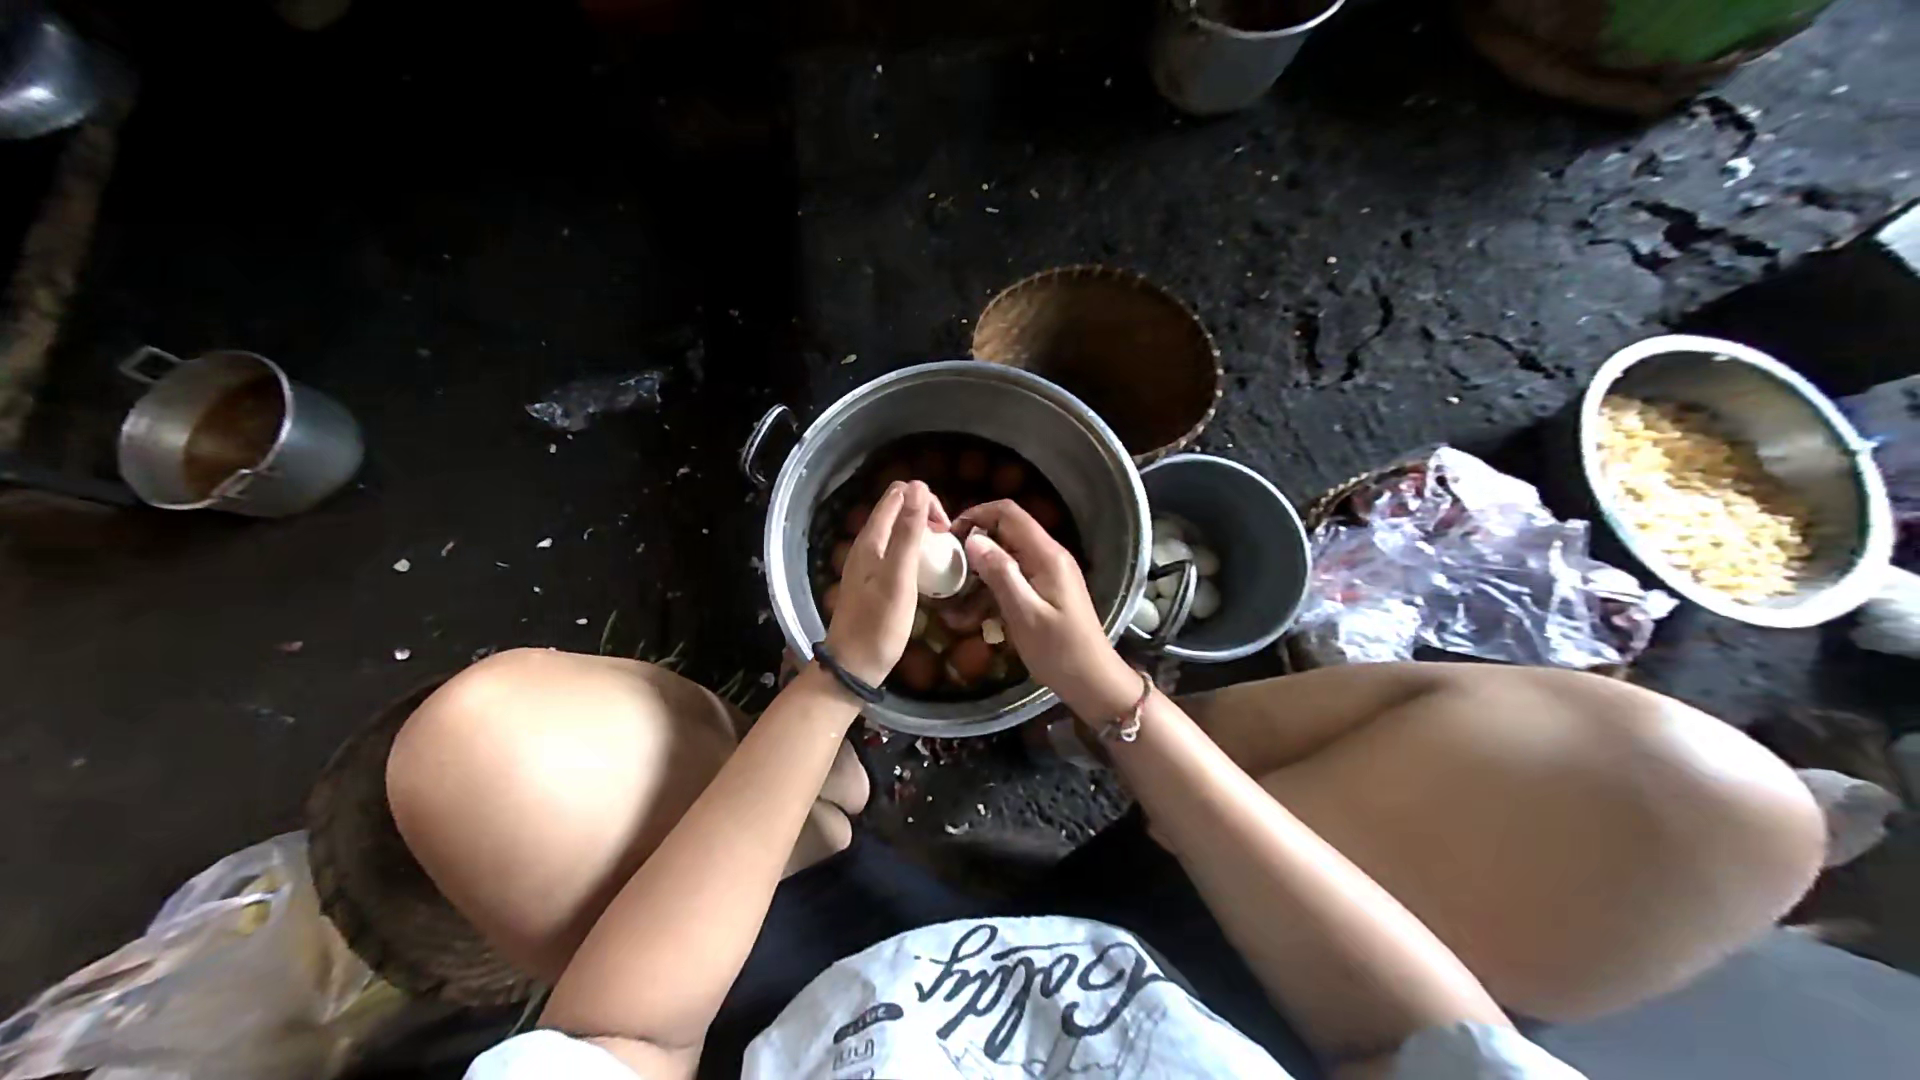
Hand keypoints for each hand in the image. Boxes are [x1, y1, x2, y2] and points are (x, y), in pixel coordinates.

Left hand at [824, 481, 940, 684]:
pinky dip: (915, 552)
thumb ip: (909, 531)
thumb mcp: (899, 576)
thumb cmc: (879, 624)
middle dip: (925, 515)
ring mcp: (868, 562)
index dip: (925, 502)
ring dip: (922, 534)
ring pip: (899, 530)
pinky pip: (897, 551)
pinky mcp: (873, 579)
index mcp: (872, 538)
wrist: (854, 666)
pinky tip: (925, 572)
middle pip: (898, 509)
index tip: (944, 530)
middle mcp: (867, 544)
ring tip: (940, 557)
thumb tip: (918, 486)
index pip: (898, 494)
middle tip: (945, 543)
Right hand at [953, 500, 1138, 718]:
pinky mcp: (1047, 588)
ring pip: (1008, 554)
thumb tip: (973, 539)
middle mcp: (1050, 555)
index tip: (949, 536)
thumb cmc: (1059, 650)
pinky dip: (993, 586)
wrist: (1093, 680)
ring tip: (955, 592)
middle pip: (1007, 530)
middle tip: (948, 566)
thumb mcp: (1024, 614)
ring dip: (981, 569)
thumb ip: (1000, 574)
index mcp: (1047, 555)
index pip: (1009, 513)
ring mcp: (1049, 572)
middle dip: (975, 543)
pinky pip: (1015, 575)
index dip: (976, 515)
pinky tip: (973, 610)